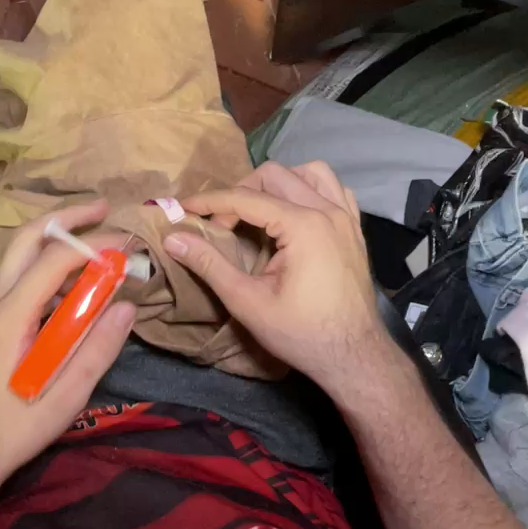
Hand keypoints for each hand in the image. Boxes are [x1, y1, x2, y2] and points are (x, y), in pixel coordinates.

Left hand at [0, 201, 136, 486]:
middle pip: (27, 239)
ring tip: (99, 236)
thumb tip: (127, 305)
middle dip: (67, 217)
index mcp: (11, 316)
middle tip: (105, 209)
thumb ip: (98, 350)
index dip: (93, 245)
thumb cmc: (18, 427)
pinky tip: (81, 277)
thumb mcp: (67, 397)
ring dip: (59, 237)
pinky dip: (52, 262)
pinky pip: (24, 274)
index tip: (129, 241)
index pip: (53, 261)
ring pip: (22, 252)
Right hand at [165, 162, 397, 396]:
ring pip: (308, 172)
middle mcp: (328, 211)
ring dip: (277, 184)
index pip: (246, 198)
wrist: (353, 356)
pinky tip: (293, 213)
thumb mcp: (247, 301)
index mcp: (303, 226)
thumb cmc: (300, 333)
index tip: (183, 208)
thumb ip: (209, 264)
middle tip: (221, 224)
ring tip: (257, 212)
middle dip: (240, 192)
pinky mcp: (355, 228)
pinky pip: (333, 188)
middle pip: (273, 175)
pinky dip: (309, 190)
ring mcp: (347, 217)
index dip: (209, 201)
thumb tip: (172, 238)